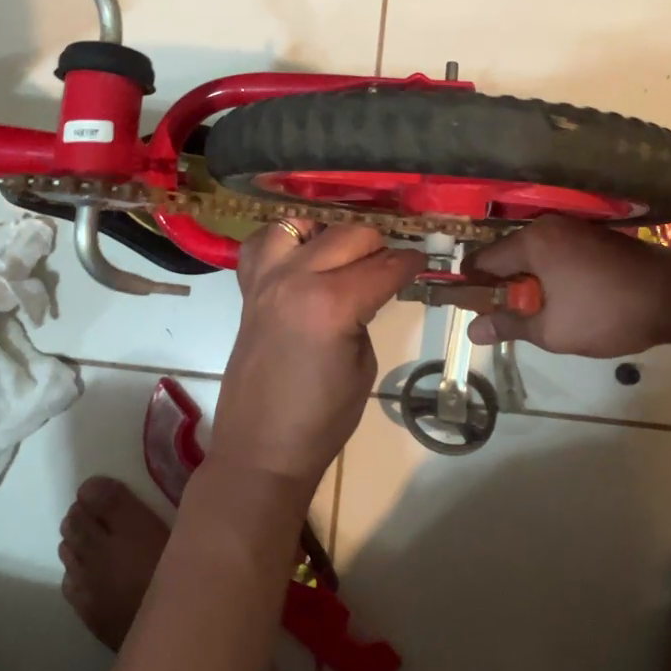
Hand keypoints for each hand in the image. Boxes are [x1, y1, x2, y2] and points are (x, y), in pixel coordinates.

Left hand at [214, 223, 423, 488]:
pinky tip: (300, 256)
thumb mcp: (363, 364)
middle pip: (349, 234)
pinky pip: (260, 244)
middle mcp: (296, 279)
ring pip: (301, 223)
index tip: (422, 261)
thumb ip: (366, 313)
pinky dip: (282, 241)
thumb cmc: (322, 418)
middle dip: (378, 244)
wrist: (261, 447)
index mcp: (333, 303)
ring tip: (343, 253)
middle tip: (390, 264)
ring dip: (328, 232)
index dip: (410, 263)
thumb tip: (370, 286)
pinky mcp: (247, 289)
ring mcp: (266, 280)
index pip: (384, 266)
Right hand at [466, 215, 670, 356]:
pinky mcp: (594, 236)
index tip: (467, 307)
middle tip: (499, 316)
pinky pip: (555, 252)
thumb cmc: (608, 313)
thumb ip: (509, 326)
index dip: (471, 285)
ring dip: (526, 280)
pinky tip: (557, 298)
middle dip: (500, 283)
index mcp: (532, 241)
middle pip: (508, 254)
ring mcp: (574, 227)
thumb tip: (473, 330)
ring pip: (533, 254)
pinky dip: (548, 273)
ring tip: (528, 312)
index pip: (483, 260)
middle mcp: (549, 225)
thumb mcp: (552, 330)